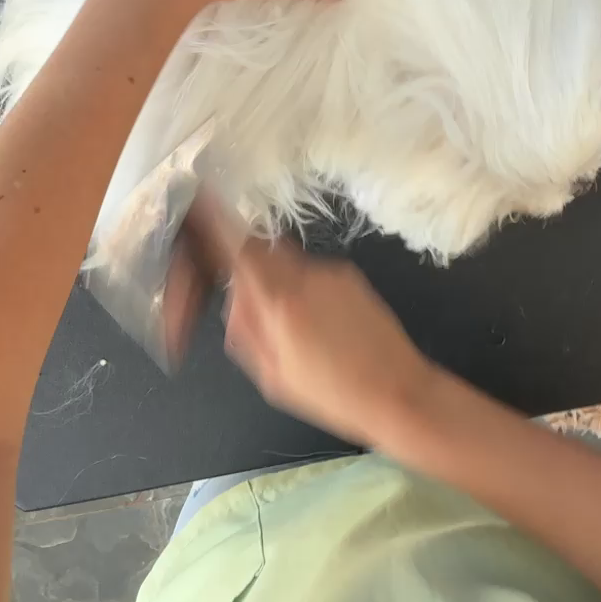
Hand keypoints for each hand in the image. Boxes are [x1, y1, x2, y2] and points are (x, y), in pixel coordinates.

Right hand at [217, 237, 441, 446]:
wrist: (400, 392)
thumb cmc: (333, 396)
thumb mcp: (273, 375)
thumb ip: (246, 330)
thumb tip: (232, 300)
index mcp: (281, 301)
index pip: (238, 248)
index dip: (216, 224)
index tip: (200, 205)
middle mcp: (305, 275)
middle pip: (261, 249)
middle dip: (247, 266)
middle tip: (252, 305)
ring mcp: (331, 271)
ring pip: (286, 262)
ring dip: (277, 282)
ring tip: (293, 327)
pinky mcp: (351, 275)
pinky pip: (312, 272)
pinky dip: (303, 290)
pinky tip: (319, 325)